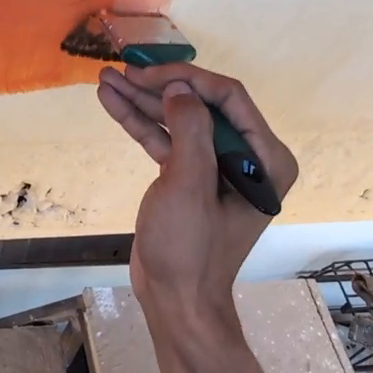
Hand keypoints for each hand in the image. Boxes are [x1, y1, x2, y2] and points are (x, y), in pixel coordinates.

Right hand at [96, 64, 297, 321]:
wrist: (175, 301)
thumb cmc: (190, 249)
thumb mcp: (190, 186)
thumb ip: (190, 131)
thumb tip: (180, 88)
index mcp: (266, 160)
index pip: (229, 99)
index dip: (188, 80)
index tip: (148, 75)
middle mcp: (245, 157)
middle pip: (200, 105)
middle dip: (159, 87)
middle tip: (120, 72)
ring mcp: (214, 167)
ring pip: (177, 120)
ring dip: (141, 101)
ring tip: (106, 79)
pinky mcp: (186, 177)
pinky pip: (164, 141)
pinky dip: (139, 123)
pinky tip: (111, 102)